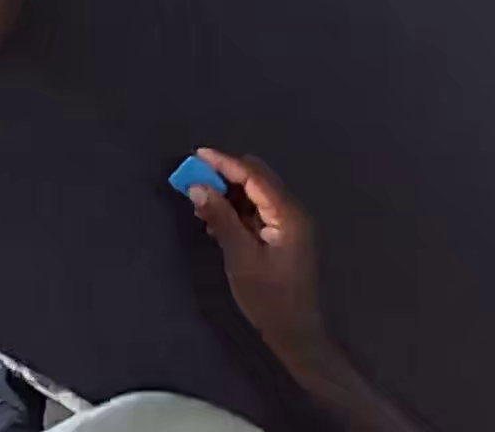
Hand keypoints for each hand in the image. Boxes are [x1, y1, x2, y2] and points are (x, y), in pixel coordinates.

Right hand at [187, 148, 325, 351]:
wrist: (298, 338)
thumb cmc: (271, 299)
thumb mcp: (241, 258)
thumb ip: (221, 218)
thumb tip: (197, 186)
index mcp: (287, 213)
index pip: (253, 175)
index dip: (224, 162)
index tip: (197, 154)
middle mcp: (290, 210)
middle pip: (255, 177)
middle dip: (224, 173)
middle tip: (196, 177)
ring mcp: (287, 222)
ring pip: (253, 191)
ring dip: (227, 191)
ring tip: (201, 201)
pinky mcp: (280, 233)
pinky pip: (254, 208)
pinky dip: (234, 207)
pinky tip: (215, 219)